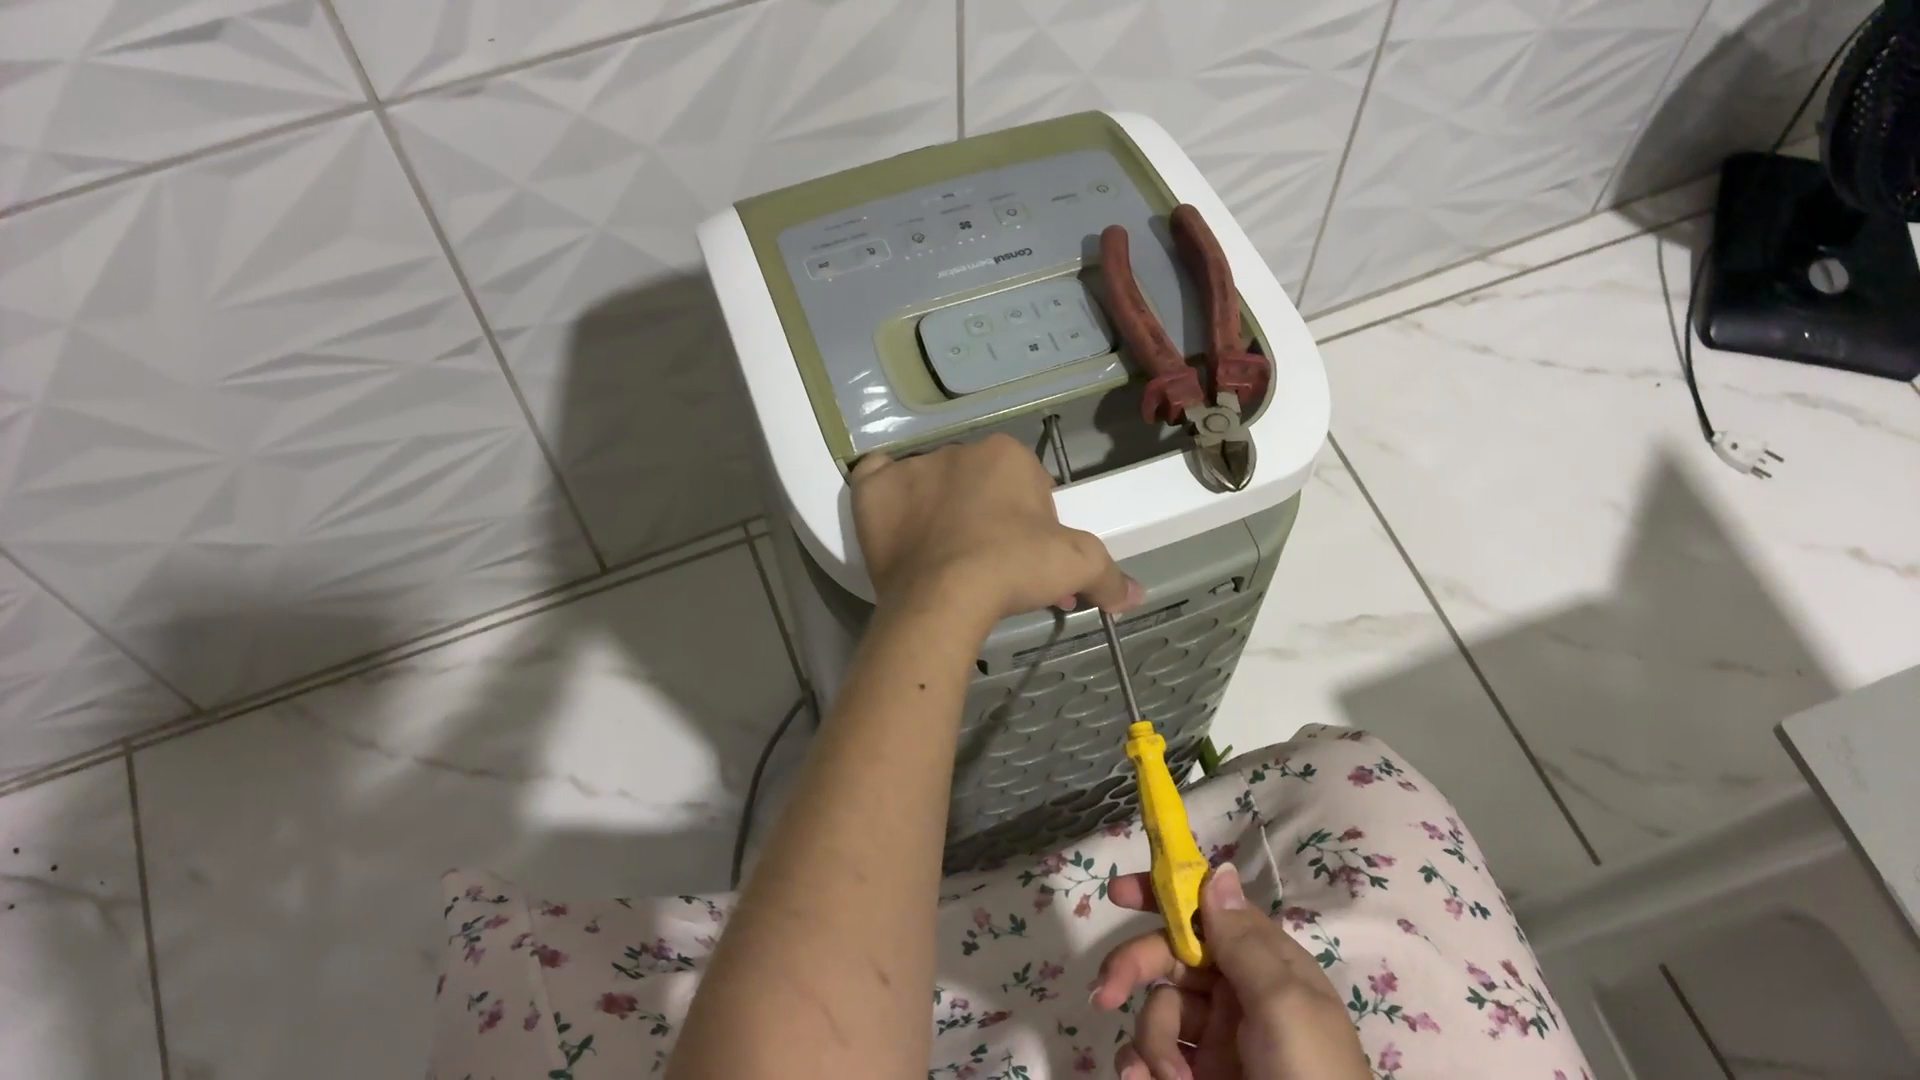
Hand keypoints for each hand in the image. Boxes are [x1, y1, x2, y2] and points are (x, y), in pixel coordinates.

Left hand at [850, 435, 1141, 624]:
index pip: (1028, 486)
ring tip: (947, 562)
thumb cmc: (1014, 568)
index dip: (1033, 525)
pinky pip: (878, 482)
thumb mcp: (1078, 567)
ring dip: (943, 512)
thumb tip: (1133, 594)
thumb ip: (1109, 575)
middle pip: (981, 486)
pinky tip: (898, 522)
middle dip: (990, 519)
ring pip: (934, 486)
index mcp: (1008, 454)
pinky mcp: (872, 491)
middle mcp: (958, 450)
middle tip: (992, 568)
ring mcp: (911, 468)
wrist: (944, 596)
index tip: (1028, 560)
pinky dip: (887, 497)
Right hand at [1090, 864, 1370, 1079]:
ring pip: (1155, 1011)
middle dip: (1132, 969)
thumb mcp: (1284, 1006)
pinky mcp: (1195, 1078)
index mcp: (1265, 965)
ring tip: (1168, 1078)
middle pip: (1168, 957)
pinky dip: (1140, 1067)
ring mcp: (1216, 1042)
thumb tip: (1216, 870)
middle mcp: (1237, 995)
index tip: (1117, 893)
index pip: (1207, 910)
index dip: (1164, 894)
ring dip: (1149, 1041)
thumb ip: (1242, 940)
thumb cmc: (1309, 1076)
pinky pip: (1151, 1057)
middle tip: (1103, 992)